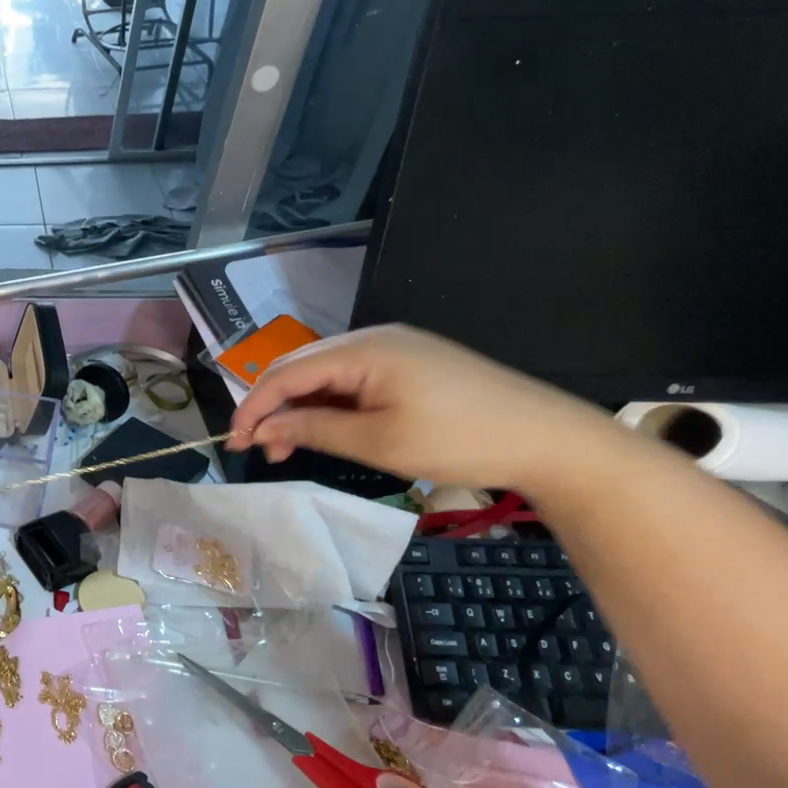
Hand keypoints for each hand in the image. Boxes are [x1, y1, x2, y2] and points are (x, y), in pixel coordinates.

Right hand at [227, 325, 623, 491]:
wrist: (552, 441)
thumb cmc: (460, 441)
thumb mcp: (376, 442)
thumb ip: (312, 430)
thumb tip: (263, 430)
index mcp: (363, 349)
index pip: (284, 372)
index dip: (253, 406)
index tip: (235, 442)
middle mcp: (373, 338)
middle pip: (299, 367)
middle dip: (271, 407)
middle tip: (257, 449)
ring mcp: (394, 348)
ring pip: (323, 374)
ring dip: (298, 408)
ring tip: (287, 447)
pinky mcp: (410, 363)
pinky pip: (351, 379)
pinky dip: (328, 404)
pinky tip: (324, 429)